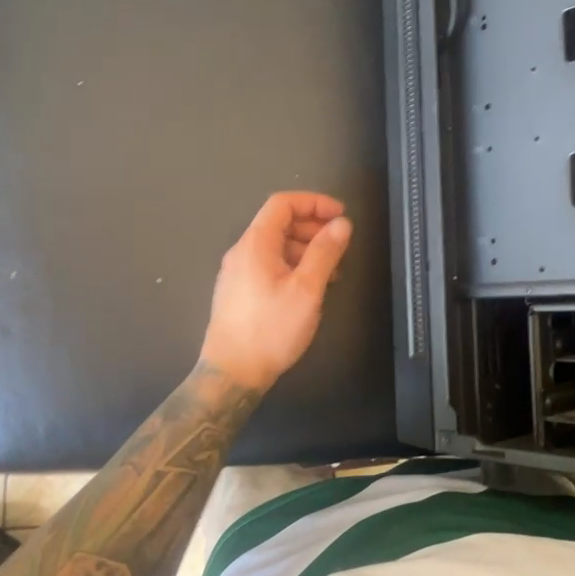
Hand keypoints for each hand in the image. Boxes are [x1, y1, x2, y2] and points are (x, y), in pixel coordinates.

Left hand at [198, 192, 353, 392]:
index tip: (341, 215)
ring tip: (332, 271)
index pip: (283, 203)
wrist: (232, 373)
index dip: (314, 202)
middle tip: (341, 244)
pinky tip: (311, 288)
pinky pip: (269, 265)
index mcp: (256, 244)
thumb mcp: (307, 289)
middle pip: (278, 223)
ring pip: (275, 246)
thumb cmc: (271, 328)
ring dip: (306, 249)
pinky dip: (293, 265)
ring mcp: (237, 273)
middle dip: (313, 227)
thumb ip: (325, 252)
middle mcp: (242, 252)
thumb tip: (342, 224)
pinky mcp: (239, 292)